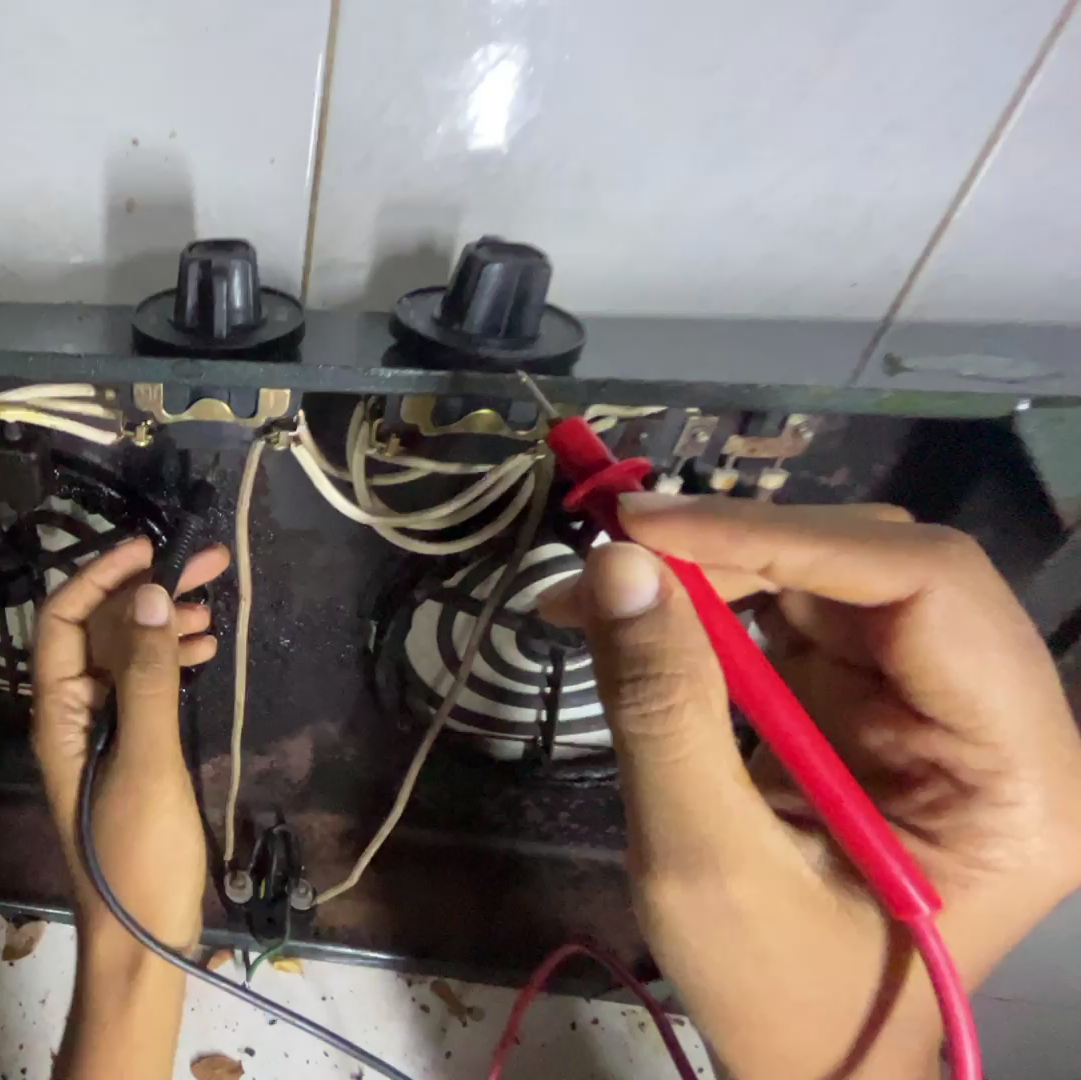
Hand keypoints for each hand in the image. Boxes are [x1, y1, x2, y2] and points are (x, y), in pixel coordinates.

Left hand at [31, 535, 229, 948]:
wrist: (145, 934)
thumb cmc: (136, 853)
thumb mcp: (146, 761)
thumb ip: (146, 678)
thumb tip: (151, 597)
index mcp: (58, 709)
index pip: (64, 619)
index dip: (100, 576)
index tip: (150, 550)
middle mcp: (73, 708)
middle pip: (104, 630)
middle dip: (149, 591)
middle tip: (208, 562)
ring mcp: (103, 727)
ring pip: (130, 653)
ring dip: (167, 623)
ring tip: (216, 601)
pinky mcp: (131, 744)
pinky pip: (147, 685)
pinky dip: (173, 661)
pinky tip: (206, 649)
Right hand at [541, 494, 1080, 1078]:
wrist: (799, 1055)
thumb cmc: (772, 984)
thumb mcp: (699, 854)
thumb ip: (661, 707)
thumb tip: (615, 566)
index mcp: (1009, 770)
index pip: (921, 589)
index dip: (777, 536)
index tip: (639, 528)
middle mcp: (979, 719)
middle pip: (872, 570)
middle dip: (733, 546)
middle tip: (606, 555)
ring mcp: (907, 710)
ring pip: (817, 582)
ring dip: (701, 570)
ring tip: (589, 593)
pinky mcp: (840, 710)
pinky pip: (772, 622)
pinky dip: (690, 607)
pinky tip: (619, 619)